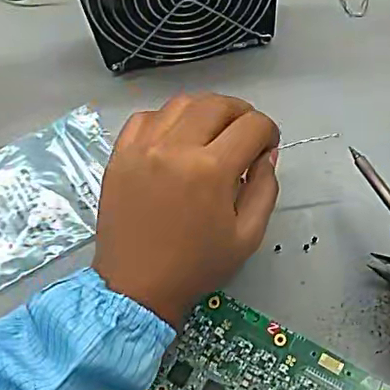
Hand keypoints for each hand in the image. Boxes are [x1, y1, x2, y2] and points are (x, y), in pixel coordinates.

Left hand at [94, 93, 280, 324]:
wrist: (137, 287)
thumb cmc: (196, 265)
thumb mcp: (248, 235)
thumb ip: (265, 188)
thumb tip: (265, 153)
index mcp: (211, 170)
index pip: (252, 126)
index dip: (269, 131)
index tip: (266, 147)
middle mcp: (175, 149)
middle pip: (218, 104)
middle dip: (241, 114)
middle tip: (245, 134)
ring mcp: (143, 148)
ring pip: (182, 103)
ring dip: (206, 111)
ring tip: (213, 132)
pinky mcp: (120, 154)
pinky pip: (146, 117)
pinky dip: (167, 119)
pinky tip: (176, 138)